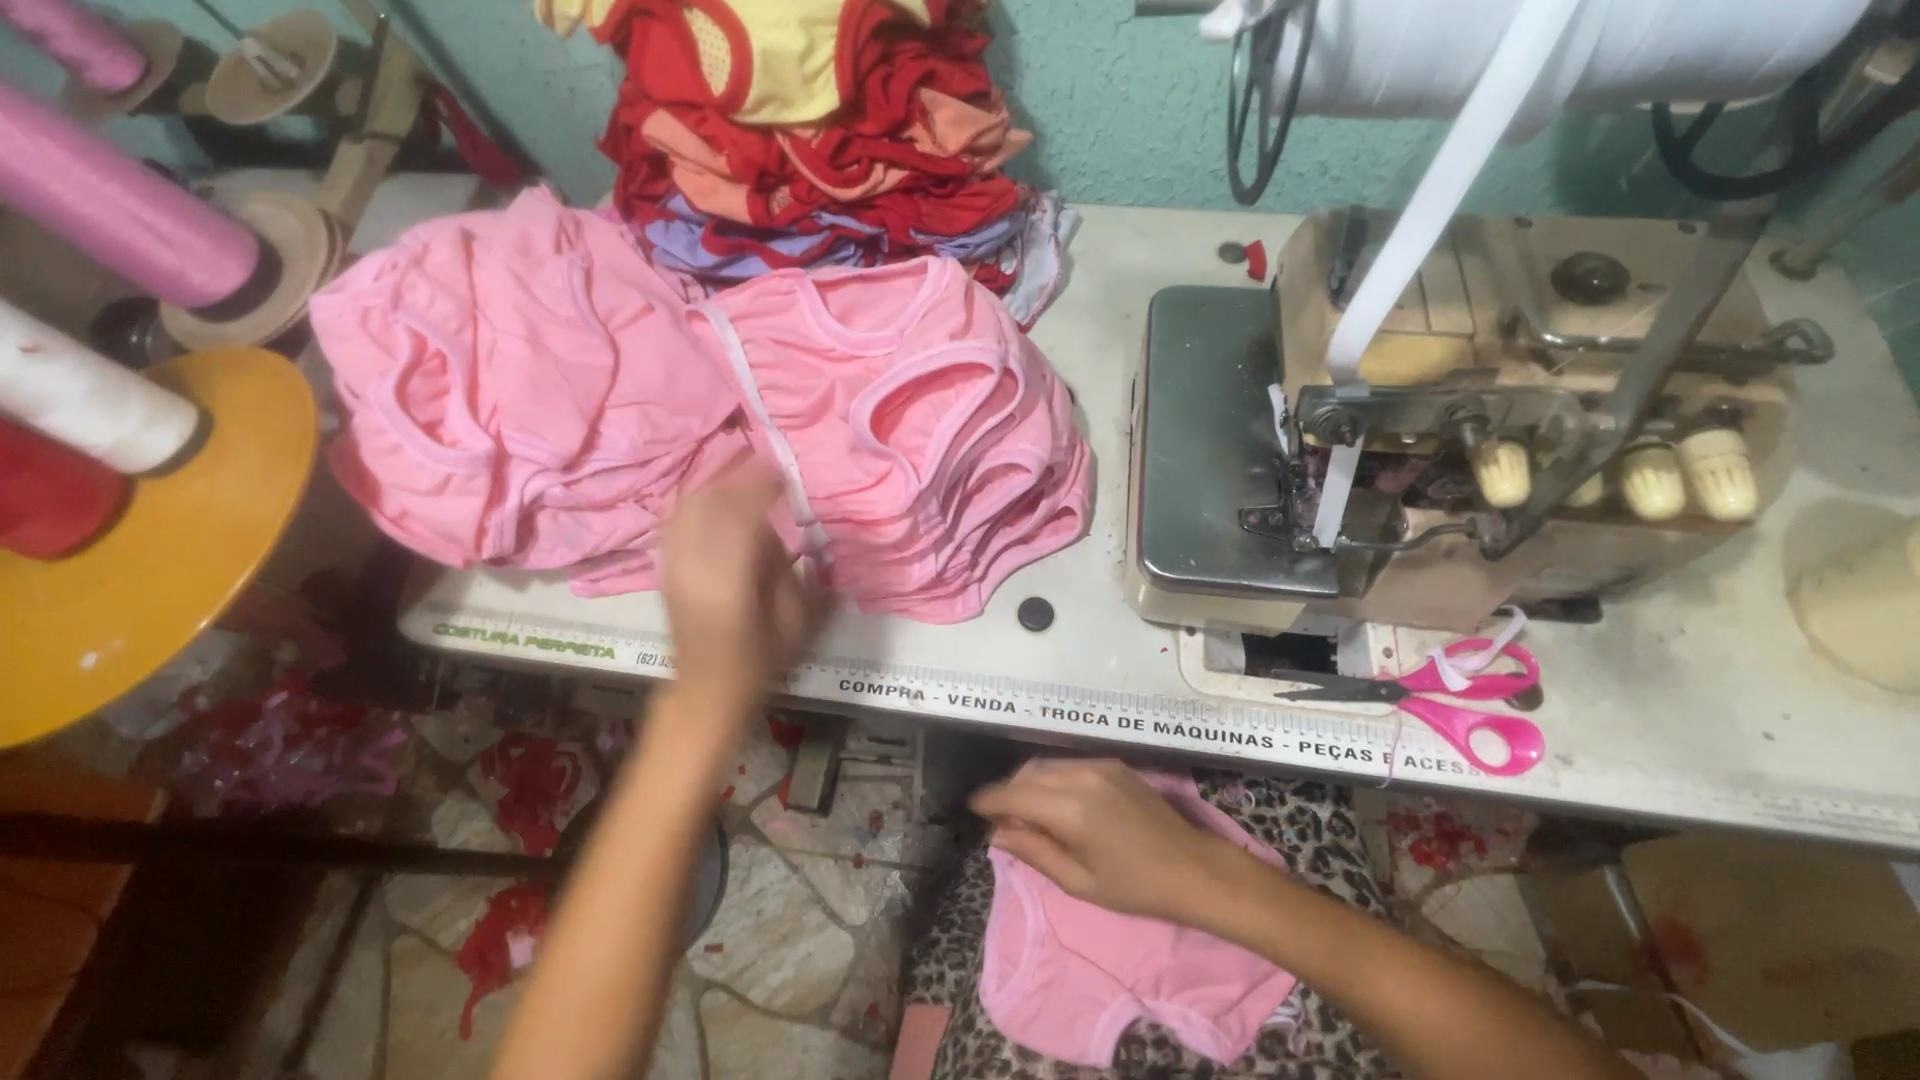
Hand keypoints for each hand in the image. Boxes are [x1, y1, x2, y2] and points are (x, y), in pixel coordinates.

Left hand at [658, 460, 824, 710]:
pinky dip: (694, 501)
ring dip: (716, 484)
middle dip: (738, 476)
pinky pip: (674, 521)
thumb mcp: (793, 620)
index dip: (761, 486)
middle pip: (709, 502)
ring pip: (688, 507)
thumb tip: (776, 532)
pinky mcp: (664, 569)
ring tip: (741, 477)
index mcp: (731, 582)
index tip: (783, 473)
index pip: (740, 515)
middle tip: (766, 467)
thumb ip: (786, 570)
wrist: (706, 690)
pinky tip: (712, 497)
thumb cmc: (759, 660)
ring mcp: (674, 567)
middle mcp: (695, 568)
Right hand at [969, 760, 1245, 921]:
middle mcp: (1081, 777)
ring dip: (1028, 783)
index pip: (1013, 795)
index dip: (988, 802)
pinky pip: (1068, 765)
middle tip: (1000, 820)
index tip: (972, 810)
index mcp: (1070, 810)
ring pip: (1046, 766)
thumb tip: (998, 834)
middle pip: (1026, 774)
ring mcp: (1100, 766)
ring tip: (1026, 813)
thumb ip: (1034, 852)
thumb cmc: (1136, 887)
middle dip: (1007, 793)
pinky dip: (1051, 778)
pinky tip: (1055, 803)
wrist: (1194, 869)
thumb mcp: (1079, 882)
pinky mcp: (1114, 765)